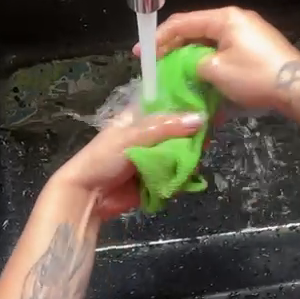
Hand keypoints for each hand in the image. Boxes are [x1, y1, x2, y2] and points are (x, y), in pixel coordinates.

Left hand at [47, 111, 205, 221]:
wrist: (88, 197)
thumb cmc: (103, 159)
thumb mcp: (132, 136)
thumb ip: (166, 127)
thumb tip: (201, 118)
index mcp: (141, 116)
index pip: (169, 102)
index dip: (189, 101)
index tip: (211, 101)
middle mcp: (151, 133)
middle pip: (181, 128)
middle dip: (194, 133)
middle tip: (209, 135)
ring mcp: (156, 156)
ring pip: (183, 151)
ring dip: (190, 156)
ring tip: (200, 156)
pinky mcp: (159, 177)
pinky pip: (179, 172)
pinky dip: (184, 175)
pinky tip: (192, 174)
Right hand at [149, 7, 299, 112]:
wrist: (299, 89)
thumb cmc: (255, 76)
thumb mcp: (216, 71)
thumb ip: (193, 63)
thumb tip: (187, 66)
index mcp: (225, 18)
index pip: (182, 22)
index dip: (158, 38)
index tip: (142, 54)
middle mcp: (236, 20)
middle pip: (196, 30)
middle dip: (173, 48)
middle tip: (154, 64)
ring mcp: (248, 34)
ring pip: (209, 43)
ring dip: (190, 57)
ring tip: (174, 73)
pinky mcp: (256, 49)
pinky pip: (224, 51)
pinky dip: (208, 62)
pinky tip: (200, 78)